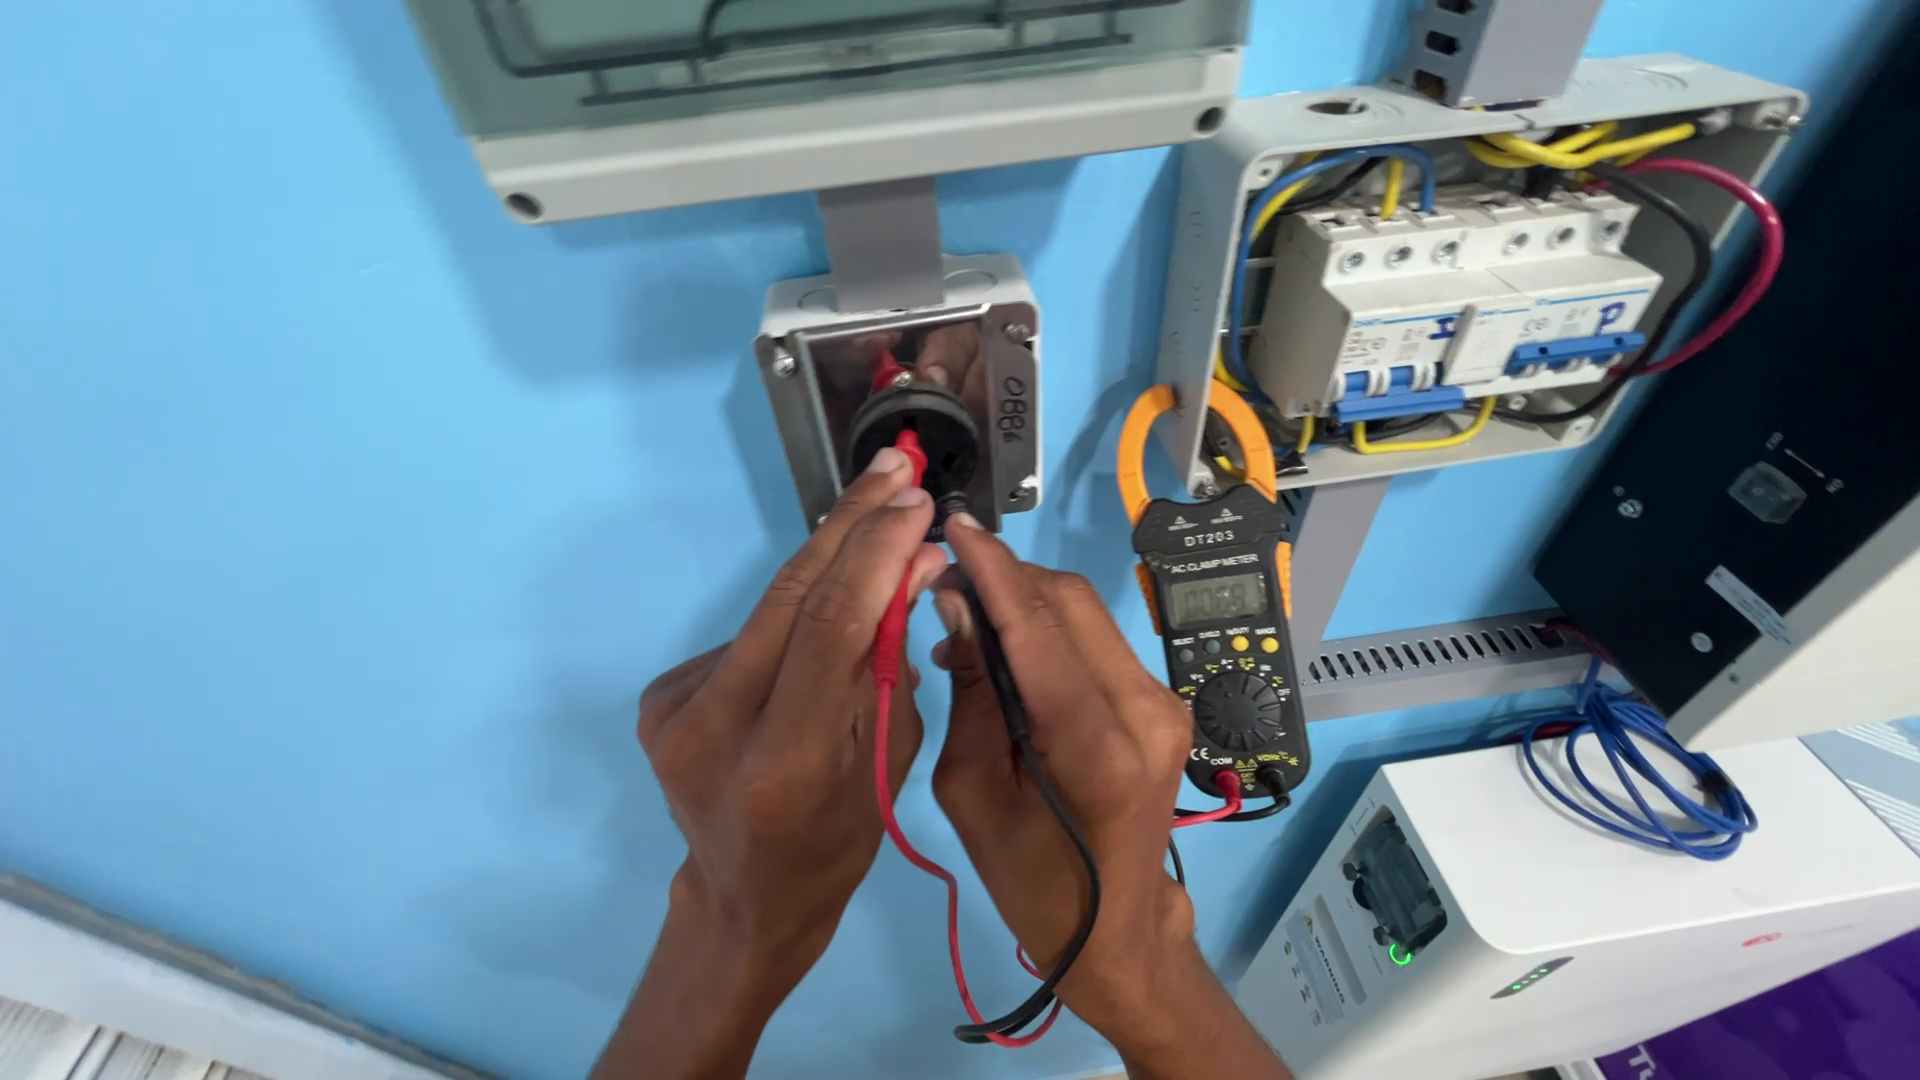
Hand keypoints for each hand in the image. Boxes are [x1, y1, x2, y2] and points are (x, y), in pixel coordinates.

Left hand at [593, 448, 947, 1079]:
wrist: (744, 899)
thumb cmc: (837, 843)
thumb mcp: (887, 758)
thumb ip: (892, 658)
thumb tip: (913, 564)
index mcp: (784, 758)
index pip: (829, 626)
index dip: (874, 551)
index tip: (916, 500)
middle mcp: (713, 723)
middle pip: (789, 594)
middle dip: (850, 522)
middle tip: (896, 467)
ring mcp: (674, 707)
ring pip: (772, 607)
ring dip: (831, 559)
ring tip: (880, 511)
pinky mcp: (662, 695)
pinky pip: (752, 635)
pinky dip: (798, 611)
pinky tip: (829, 609)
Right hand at [930, 516, 1290, 1078]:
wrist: (1118, 929)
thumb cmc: (1031, 878)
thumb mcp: (972, 792)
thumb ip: (972, 691)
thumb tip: (960, 606)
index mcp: (1098, 747)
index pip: (1039, 628)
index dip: (993, 568)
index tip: (956, 525)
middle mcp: (1146, 710)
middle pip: (1070, 602)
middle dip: (1006, 574)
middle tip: (949, 579)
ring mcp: (1164, 703)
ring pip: (1085, 611)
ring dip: (1025, 597)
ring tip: (970, 617)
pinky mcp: (1164, 701)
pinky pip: (1097, 638)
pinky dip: (1049, 626)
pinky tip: (1010, 644)